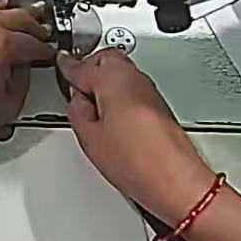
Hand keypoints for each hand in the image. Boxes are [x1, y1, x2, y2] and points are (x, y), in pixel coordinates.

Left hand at [0, 0, 55, 137]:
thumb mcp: (9, 104)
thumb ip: (24, 81)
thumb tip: (24, 70)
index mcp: (3, 44)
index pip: (35, 43)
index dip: (47, 50)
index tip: (51, 54)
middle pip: (21, 19)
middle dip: (37, 26)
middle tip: (46, 32)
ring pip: (1, 11)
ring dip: (19, 13)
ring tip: (32, 12)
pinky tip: (1, 8)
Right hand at [58, 49, 212, 219]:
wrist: (177, 183)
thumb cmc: (140, 162)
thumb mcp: (89, 138)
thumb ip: (76, 111)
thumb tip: (78, 101)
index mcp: (114, 81)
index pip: (83, 66)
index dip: (68, 66)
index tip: (62, 64)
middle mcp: (135, 79)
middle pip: (106, 57)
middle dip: (89, 65)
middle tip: (75, 83)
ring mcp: (150, 91)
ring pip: (121, 69)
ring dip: (104, 78)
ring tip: (92, 103)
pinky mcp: (159, 105)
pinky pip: (132, 85)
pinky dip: (118, 91)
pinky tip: (110, 113)